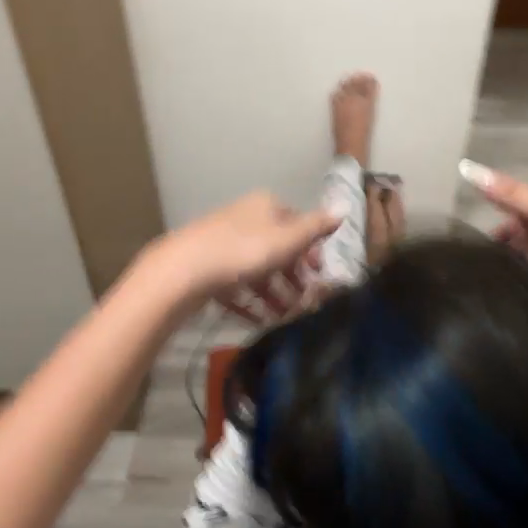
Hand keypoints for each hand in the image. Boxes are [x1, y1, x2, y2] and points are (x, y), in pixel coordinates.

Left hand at [149, 192, 339, 319]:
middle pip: (277, 250)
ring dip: (273, 294)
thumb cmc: (244, 252)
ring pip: (256, 270)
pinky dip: (248, 302)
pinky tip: (258, 320)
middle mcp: (245, 219)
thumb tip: (343, 209)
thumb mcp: (288, 239)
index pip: (298, 225)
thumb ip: (316, 228)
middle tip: (303, 302)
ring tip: (283, 317)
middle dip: (292, 278)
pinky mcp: (207, 267)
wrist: (184, 270)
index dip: (311, 251)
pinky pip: (234, 286)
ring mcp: (223, 243)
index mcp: (266, 206)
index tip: (319, 276)